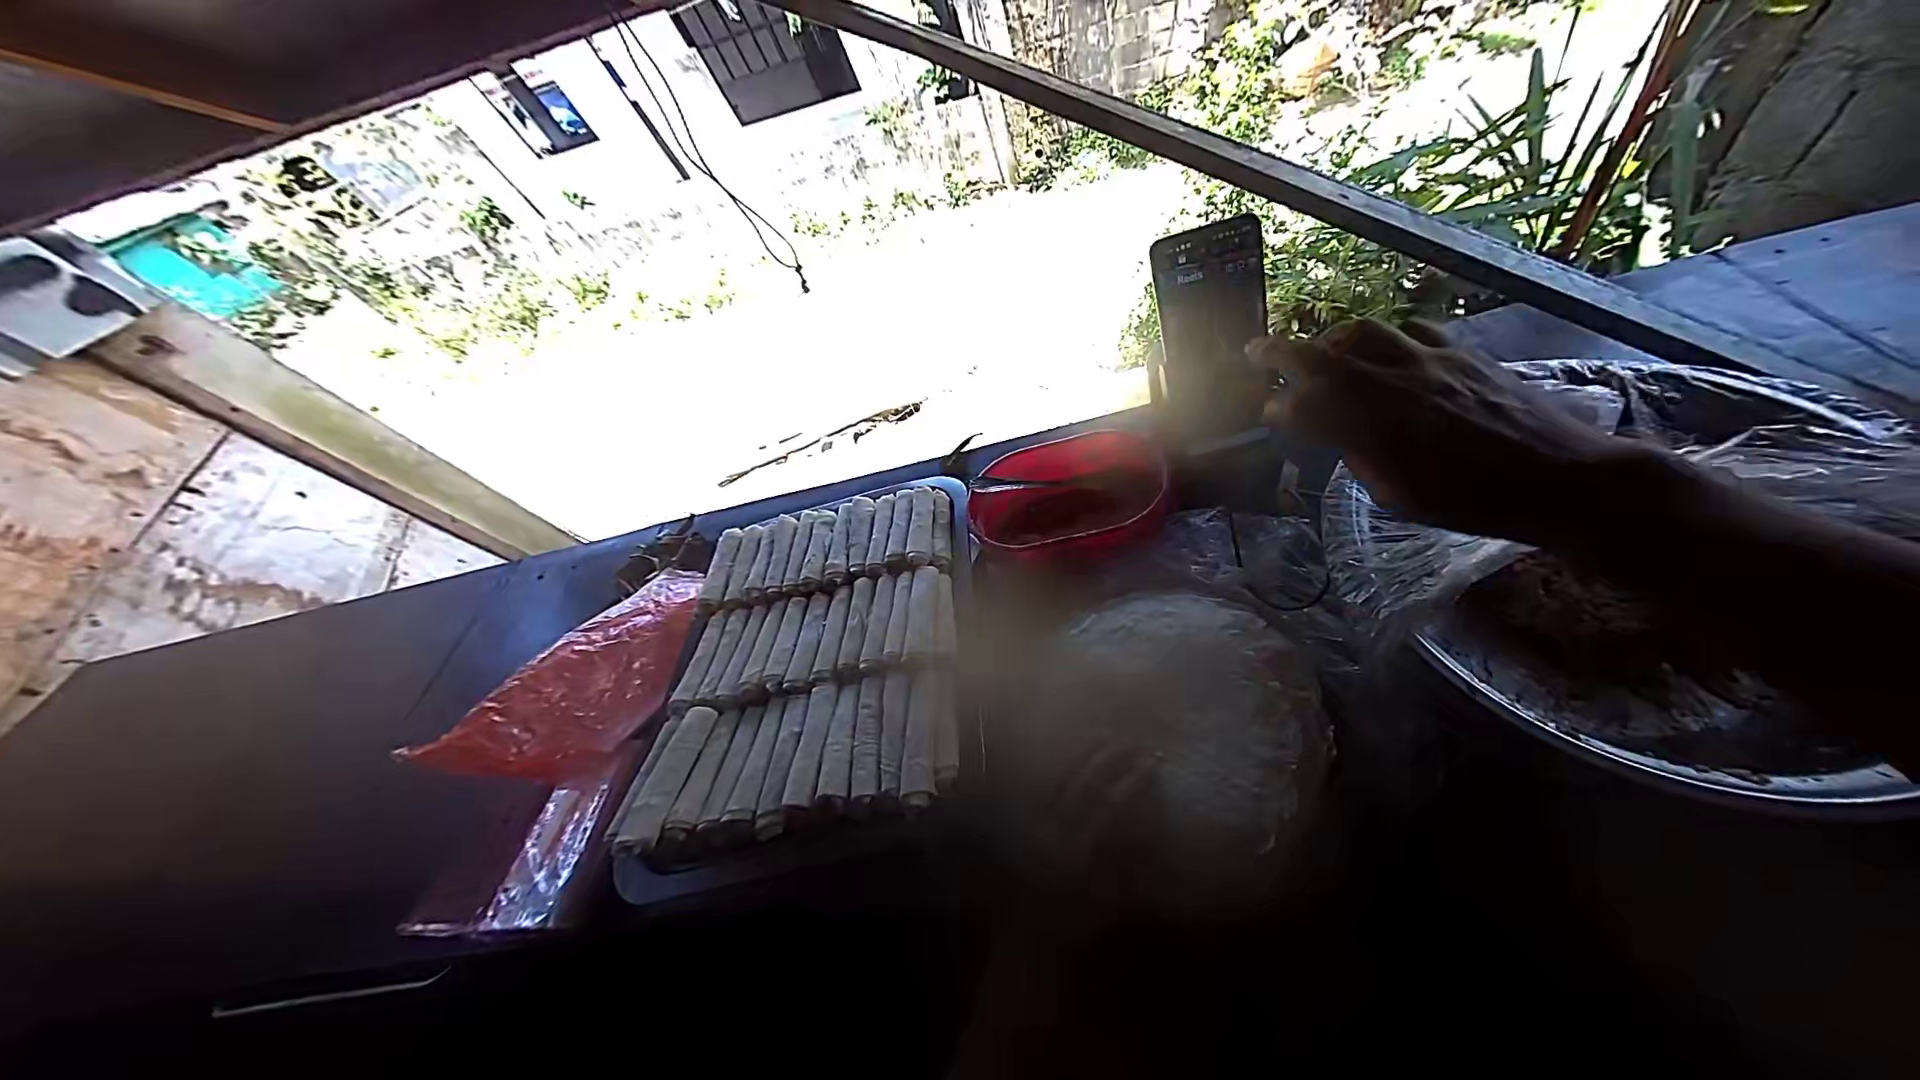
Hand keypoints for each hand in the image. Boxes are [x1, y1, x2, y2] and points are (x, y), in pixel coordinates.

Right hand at [1248, 318, 1641, 544]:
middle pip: (1322, 354)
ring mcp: (1430, 360)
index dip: (1279, 406)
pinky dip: (1385, 337)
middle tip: (1257, 350)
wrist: (1563, 477)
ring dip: (1331, 338)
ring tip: (1322, 350)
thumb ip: (1358, 455)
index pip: (1304, 404)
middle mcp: (1393, 382)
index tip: (1270, 414)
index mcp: (1372, 424)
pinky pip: (1411, 329)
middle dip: (1280, 351)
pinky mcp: (1463, 353)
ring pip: (1364, 331)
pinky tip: (1386, 351)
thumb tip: (1336, 435)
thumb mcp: (1398, 494)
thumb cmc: (1471, 500)